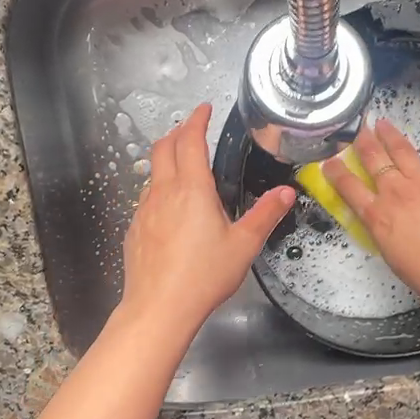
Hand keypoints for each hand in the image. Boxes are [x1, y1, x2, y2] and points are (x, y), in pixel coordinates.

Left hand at [119, 103, 293, 336]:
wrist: (159, 308)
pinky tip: (170, 209)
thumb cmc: (203, 276)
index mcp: (191, 189)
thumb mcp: (243, 245)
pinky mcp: (134, 230)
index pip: (190, 140)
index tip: (204, 110)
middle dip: (177, 132)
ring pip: (151, 173)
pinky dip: (158, 190)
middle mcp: (163, 193)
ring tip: (183, 167)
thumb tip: (285, 193)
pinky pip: (145, 200)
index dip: (197, 120)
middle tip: (192, 130)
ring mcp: (144, 211)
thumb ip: (264, 215)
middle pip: (163, 148)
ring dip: (166, 161)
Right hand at [323, 119, 419, 302]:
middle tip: (358, 130)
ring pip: (404, 152)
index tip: (329, 161)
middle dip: (363, 142)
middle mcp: (397, 193)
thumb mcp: (389, 255)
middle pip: (375, 160)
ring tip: (383, 123)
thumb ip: (381, 232)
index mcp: (378, 215)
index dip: (336, 172)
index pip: (349, 187)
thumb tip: (378, 221)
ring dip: (392, 136)